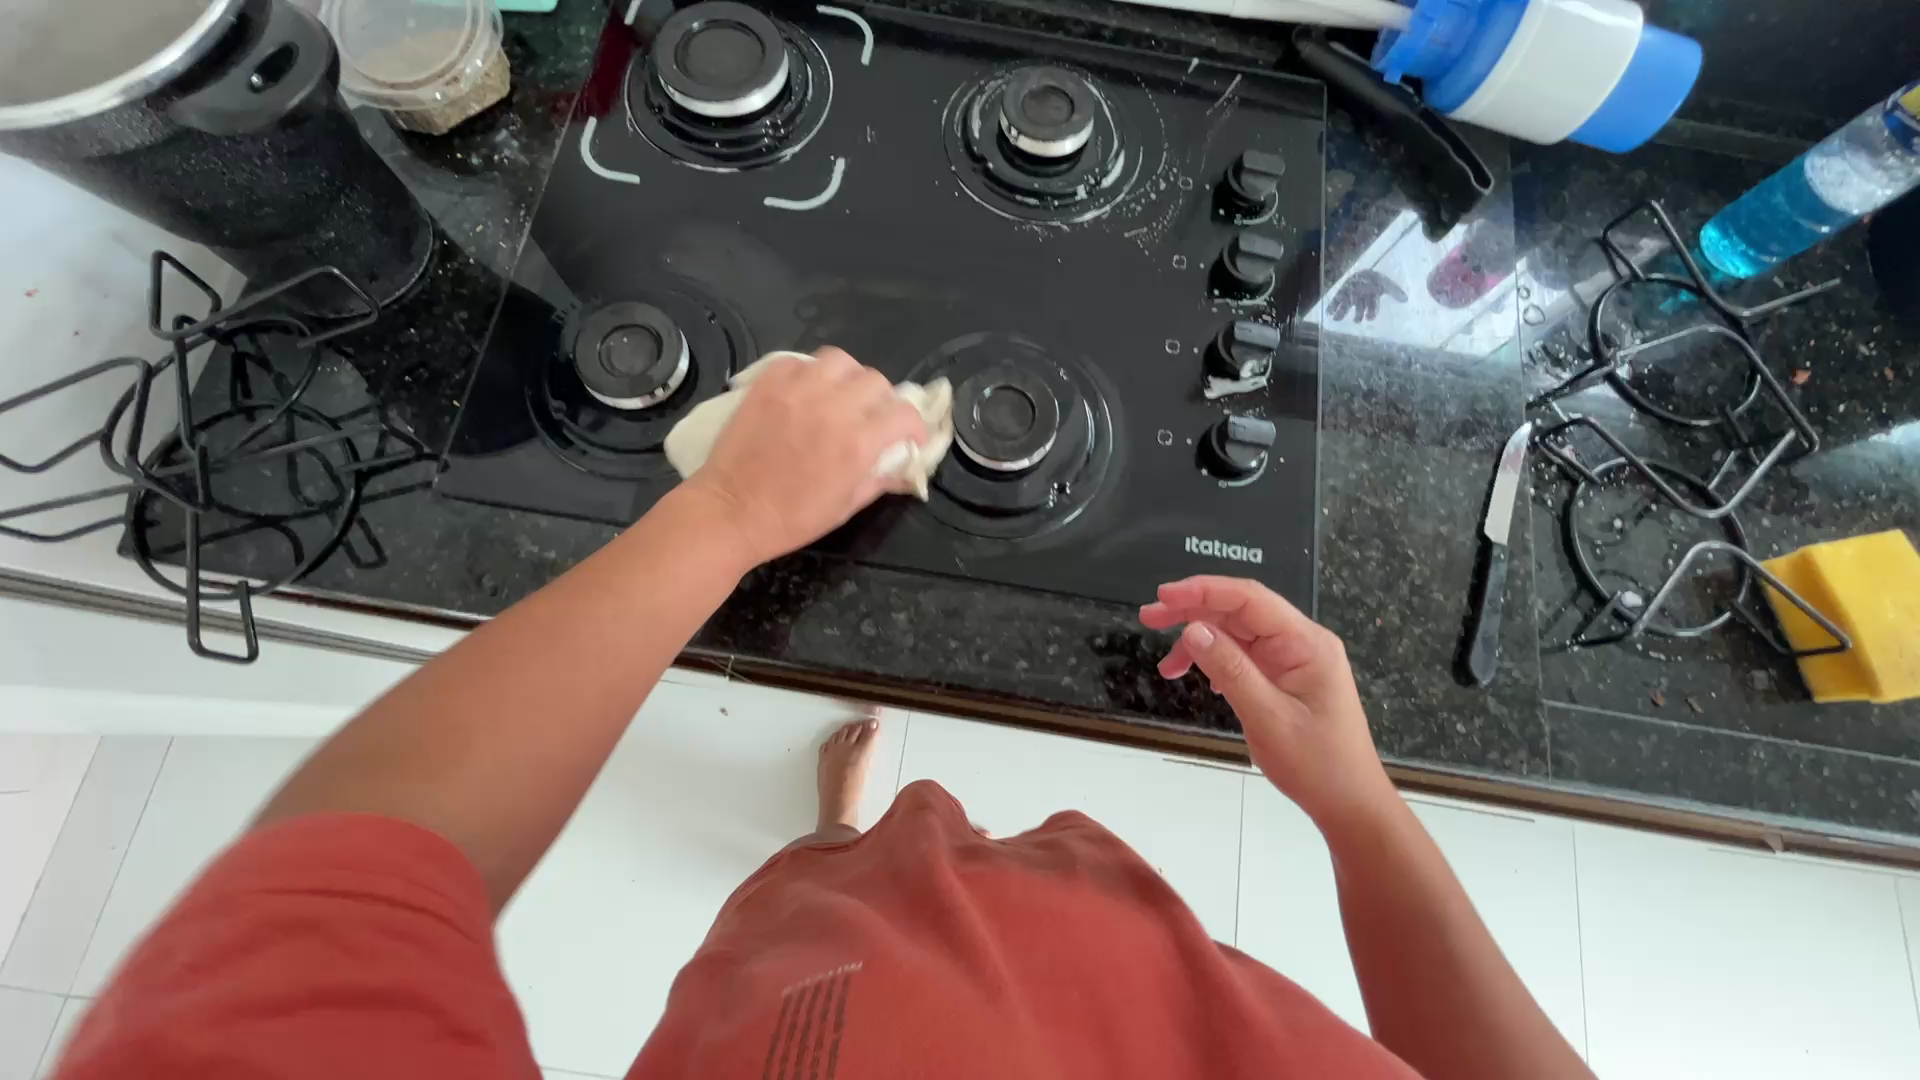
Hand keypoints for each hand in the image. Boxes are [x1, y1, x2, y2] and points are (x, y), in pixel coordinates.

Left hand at [685, 347, 928, 564]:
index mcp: (858, 443)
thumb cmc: (792, 519)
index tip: (909, 438)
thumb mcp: (847, 507)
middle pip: (876, 381)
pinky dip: (810, 373)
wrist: (731, 512)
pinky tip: (806, 393)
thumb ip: (879, 479)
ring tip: (840, 396)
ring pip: (840, 361)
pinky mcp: (768, 384)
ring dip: (848, 378)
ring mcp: (798, 390)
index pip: (904, 414)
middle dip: (883, 400)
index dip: (914, 426)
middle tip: (872, 418)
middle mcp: (833, 408)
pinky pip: (799, 362)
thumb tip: (901, 466)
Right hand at [1140, 576, 1394, 829]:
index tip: (1164, 595)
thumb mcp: (1268, 717)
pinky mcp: (1282, 676)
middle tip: (1150, 617)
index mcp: (1305, 642)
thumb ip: (1230, 669)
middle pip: (1238, 611)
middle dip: (1193, 610)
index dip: (1203, 591)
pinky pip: (1241, 655)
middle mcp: (1299, 642)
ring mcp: (1291, 659)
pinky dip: (1212, 661)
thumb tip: (1192, 630)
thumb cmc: (1317, 765)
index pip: (1249, 599)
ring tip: (1165, 663)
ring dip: (1198, 640)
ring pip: (1235, 633)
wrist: (1349, 804)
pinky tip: (1195, 676)